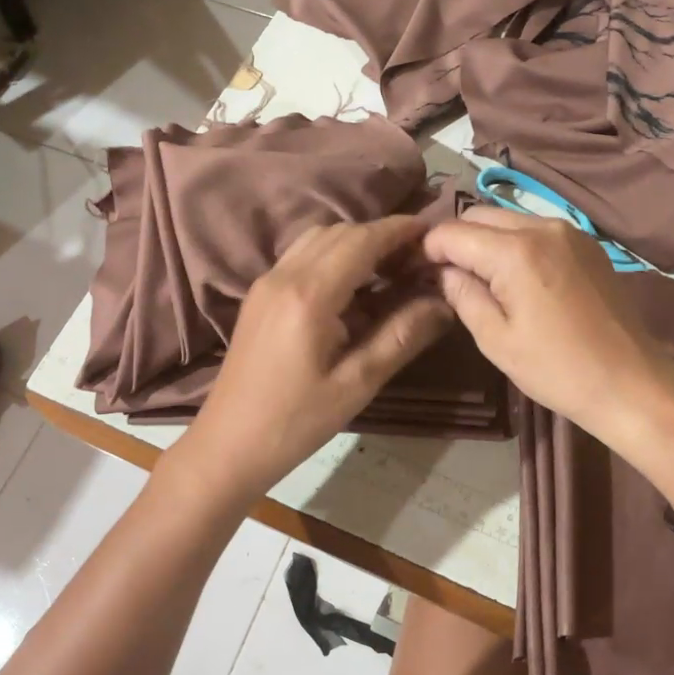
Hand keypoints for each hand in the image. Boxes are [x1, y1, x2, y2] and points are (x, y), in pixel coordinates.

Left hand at [175, 217, 453, 498]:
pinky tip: (354, 290)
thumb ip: (402, 336)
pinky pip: (301, 257)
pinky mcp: (259, 296)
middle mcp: (284, 275)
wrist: (230, 444)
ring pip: (318, 239)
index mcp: (310, 295)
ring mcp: (266, 283)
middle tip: (419, 260)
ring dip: (356, 244)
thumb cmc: (296, 421)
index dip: (400, 230)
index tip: (433, 233)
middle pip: (340, 232)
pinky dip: (333, 258)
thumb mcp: (358, 383)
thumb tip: (443, 302)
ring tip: (391, 272)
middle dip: (381, 237)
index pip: (362, 240)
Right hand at [421, 207, 673, 447]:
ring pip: (509, 220)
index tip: (416, 272)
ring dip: (487, 241)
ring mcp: (570, 232)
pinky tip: (515, 277)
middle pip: (480, 215)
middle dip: (456, 240)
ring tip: (478, 278)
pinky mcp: (587, 245)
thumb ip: (463, 296)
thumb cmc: (557, 369)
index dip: (428, 250)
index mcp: (515, 251)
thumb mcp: (496, 340)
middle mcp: (542, 227)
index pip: (452, 232)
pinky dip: (516, 244)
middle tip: (444, 276)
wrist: (630, 382)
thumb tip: (443, 272)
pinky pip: (537, 231)